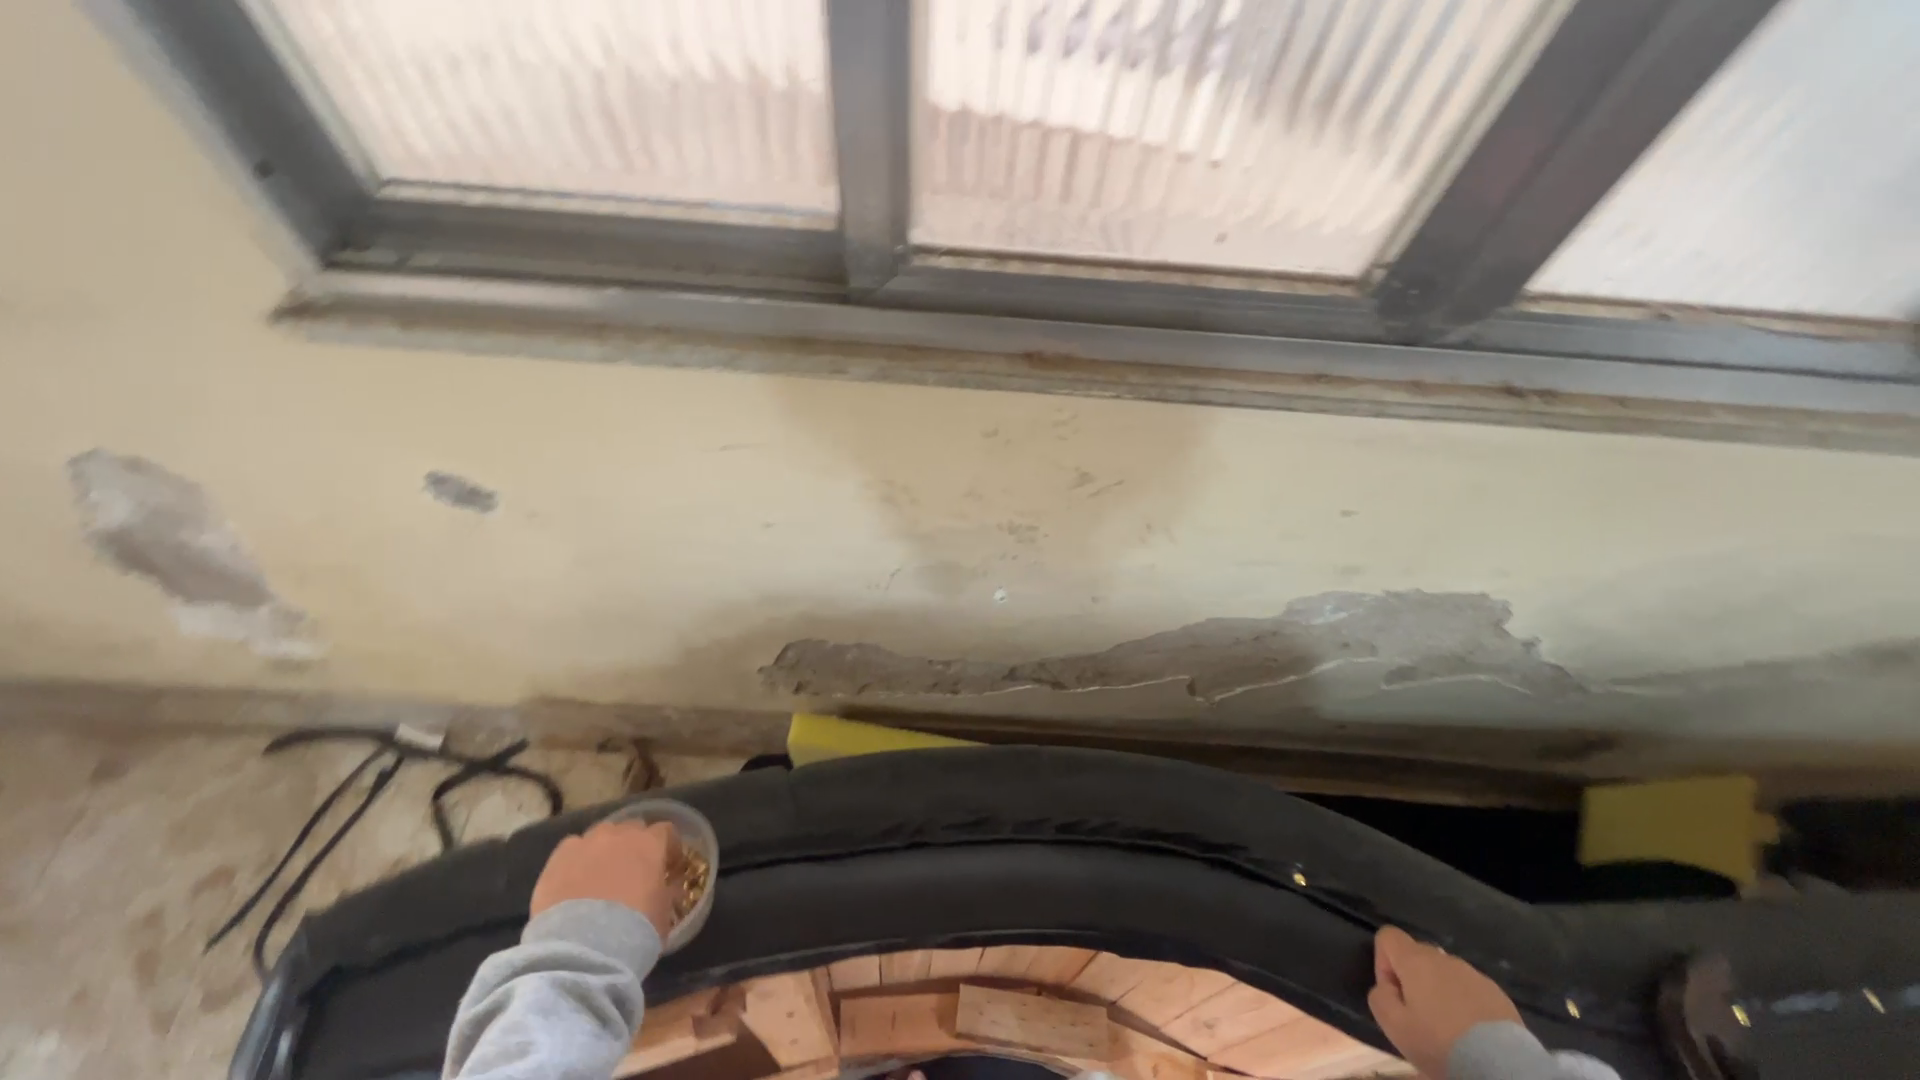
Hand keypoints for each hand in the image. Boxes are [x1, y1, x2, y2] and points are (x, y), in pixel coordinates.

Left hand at [530, 820, 678, 938]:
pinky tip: (574, 880)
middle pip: (632, 828)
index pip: (666, 831)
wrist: (583, 947)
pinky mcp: (558, 857)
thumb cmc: (635, 929)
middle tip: (634, 870)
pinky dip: (577, 859)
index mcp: (651, 844)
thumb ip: (667, 892)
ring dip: (605, 849)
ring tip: (601, 875)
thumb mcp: (664, 913)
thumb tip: (669, 886)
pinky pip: (572, 848)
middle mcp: (619, 835)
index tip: (669, 866)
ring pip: (601, 835)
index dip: (669, 848)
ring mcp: (586, 843)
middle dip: (636, 845)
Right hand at [1368, 926, 1522, 1078]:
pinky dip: (1463, 1003)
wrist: (1502, 1067)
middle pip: (1417, 955)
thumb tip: (1388, 987)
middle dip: (1412, 979)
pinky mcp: (1497, 994)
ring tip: (1447, 1027)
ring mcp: (1474, 975)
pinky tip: (1470, 1032)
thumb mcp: (1393, 1026)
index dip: (1383, 961)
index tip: (1394, 992)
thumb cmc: (1440, 1043)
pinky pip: (1469, 989)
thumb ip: (1379, 996)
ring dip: (1439, 991)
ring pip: (1445, 973)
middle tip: (1418, 1015)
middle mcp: (1445, 959)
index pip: (1388, 936)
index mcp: (1416, 961)